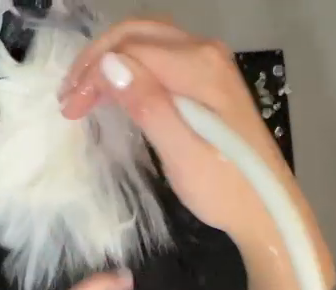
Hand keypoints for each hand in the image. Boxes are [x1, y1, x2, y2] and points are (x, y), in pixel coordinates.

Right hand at [60, 20, 308, 251]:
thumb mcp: (182, 153)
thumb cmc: (224, 189)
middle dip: (96, 60)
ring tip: (85, 93)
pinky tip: (117, 93)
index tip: (68, 110)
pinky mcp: (210, 83)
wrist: (267, 209)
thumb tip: (109, 65)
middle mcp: (205, 53)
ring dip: (112, 61)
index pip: (130, 50)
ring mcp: (210, 65)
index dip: (93, 73)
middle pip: (138, 33)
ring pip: (149, 42)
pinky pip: (161, 58)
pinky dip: (132, 69)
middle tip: (68, 98)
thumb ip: (148, 106)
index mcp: (197, 67)